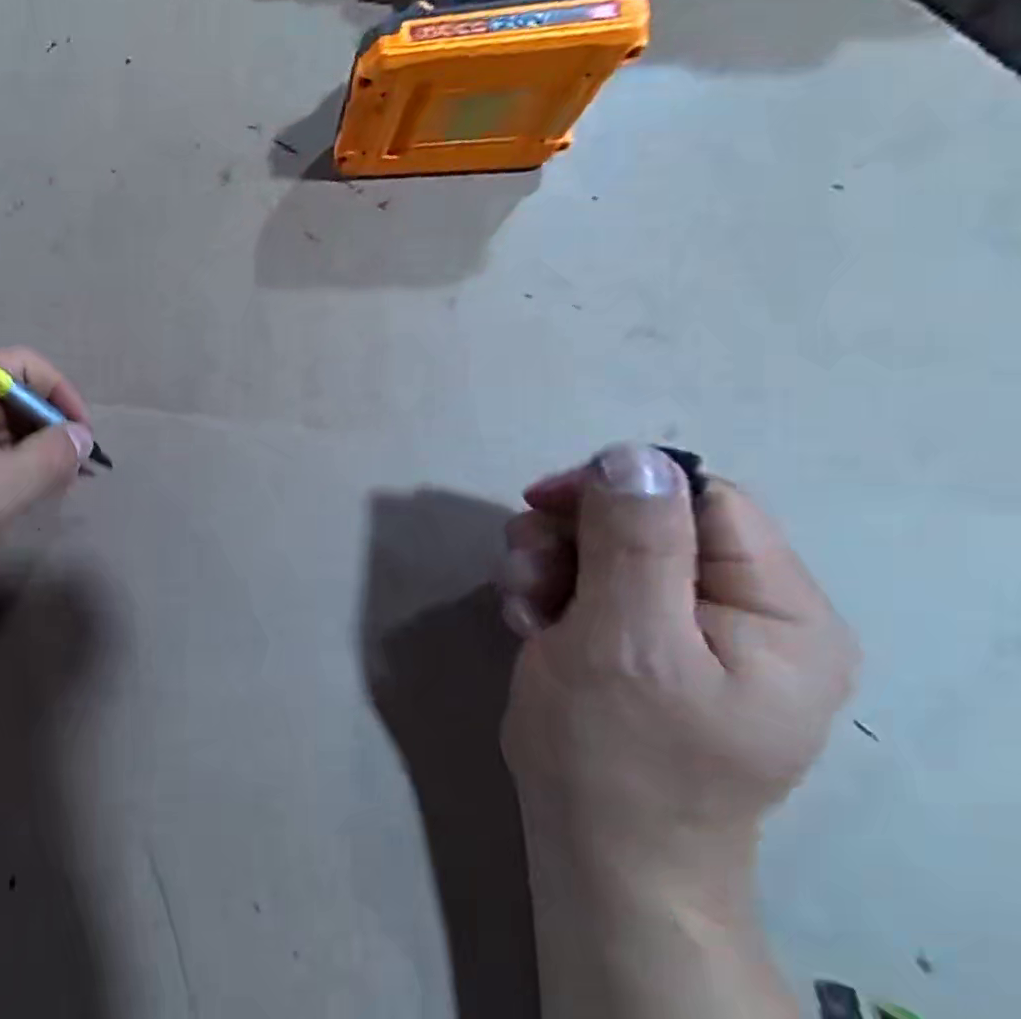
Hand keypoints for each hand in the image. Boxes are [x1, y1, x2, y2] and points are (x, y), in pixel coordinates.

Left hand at [0, 348, 94, 604]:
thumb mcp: (6, 487)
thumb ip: (51, 455)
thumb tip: (84, 436)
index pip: (19, 367)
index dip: (58, 392)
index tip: (82, 431)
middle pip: (19, 396)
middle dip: (53, 427)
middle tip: (79, 465)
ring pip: (15, 424)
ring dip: (44, 448)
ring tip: (66, 480)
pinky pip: (3, 446)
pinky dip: (28, 462)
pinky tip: (44, 486)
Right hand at [498, 444, 858, 885]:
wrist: (597, 843)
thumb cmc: (616, 750)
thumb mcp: (623, 642)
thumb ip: (634, 545)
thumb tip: (632, 455)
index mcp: (778, 612)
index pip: (704, 504)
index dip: (618, 490)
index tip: (539, 502)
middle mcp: (744, 615)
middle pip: (649, 526)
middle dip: (571, 537)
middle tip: (522, 571)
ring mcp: (688, 633)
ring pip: (608, 555)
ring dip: (549, 567)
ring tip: (522, 609)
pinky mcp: (639, 647)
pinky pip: (592, 591)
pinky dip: (550, 597)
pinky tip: (529, 627)